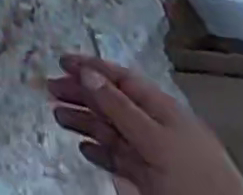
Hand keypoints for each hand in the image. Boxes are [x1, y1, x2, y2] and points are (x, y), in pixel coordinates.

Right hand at [49, 55, 242, 194]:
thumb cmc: (192, 179)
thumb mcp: (155, 140)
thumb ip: (119, 106)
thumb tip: (87, 72)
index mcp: (161, 109)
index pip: (121, 78)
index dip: (91, 67)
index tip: (61, 60)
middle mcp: (155, 127)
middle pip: (112, 102)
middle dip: (81, 93)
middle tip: (50, 88)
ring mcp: (153, 154)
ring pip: (111, 130)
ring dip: (84, 120)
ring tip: (57, 116)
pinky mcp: (150, 181)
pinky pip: (119, 158)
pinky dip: (100, 152)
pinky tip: (83, 148)